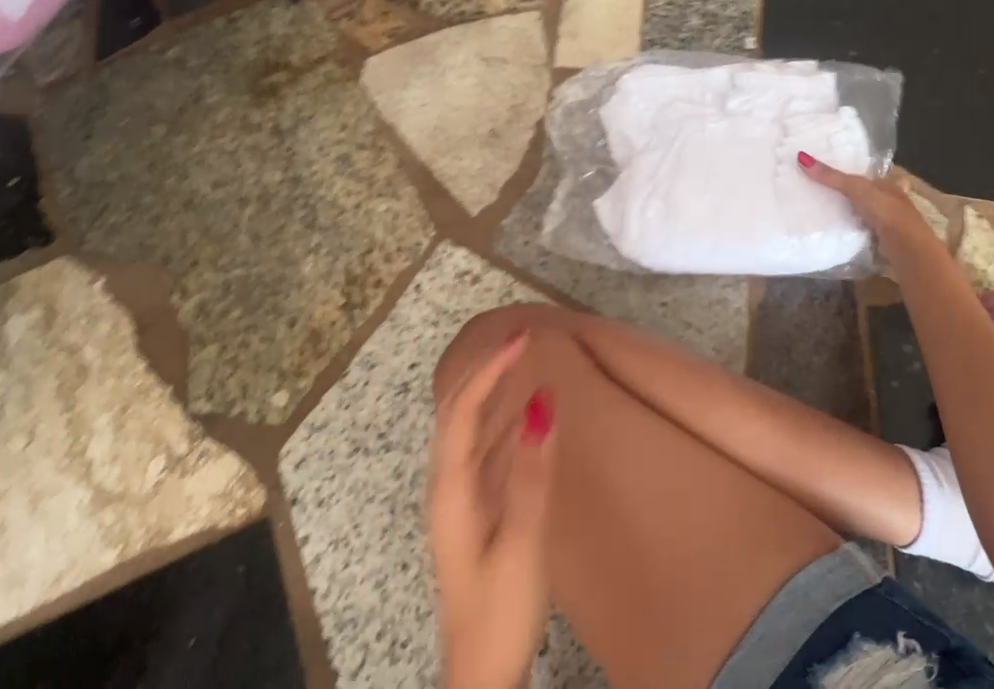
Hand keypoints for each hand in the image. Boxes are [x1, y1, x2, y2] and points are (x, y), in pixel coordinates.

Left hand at [429, 332, 556, 688]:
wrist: (480, 671)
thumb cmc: (501, 611)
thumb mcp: (523, 543)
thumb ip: (533, 475)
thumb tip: (544, 407)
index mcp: (452, 491)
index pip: (462, 411)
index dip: (489, 371)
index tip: (521, 339)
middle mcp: (449, 488)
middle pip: (458, 414)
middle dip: (487, 372)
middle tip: (523, 338)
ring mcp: (461, 502)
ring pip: (471, 432)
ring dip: (493, 393)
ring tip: (522, 362)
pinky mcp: (476, 514)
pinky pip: (487, 453)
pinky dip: (504, 425)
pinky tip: (525, 419)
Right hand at [797, 152, 940, 259]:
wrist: (906, 246)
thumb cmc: (885, 210)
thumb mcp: (856, 188)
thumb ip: (832, 177)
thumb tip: (801, 157)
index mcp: (889, 185)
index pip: (869, 177)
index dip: (852, 176)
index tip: (831, 176)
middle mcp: (892, 202)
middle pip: (867, 196)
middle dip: (851, 197)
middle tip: (823, 195)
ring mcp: (890, 223)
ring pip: (867, 215)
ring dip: (852, 215)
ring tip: (826, 214)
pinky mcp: (885, 242)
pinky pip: (865, 233)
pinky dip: (855, 232)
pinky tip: (841, 233)